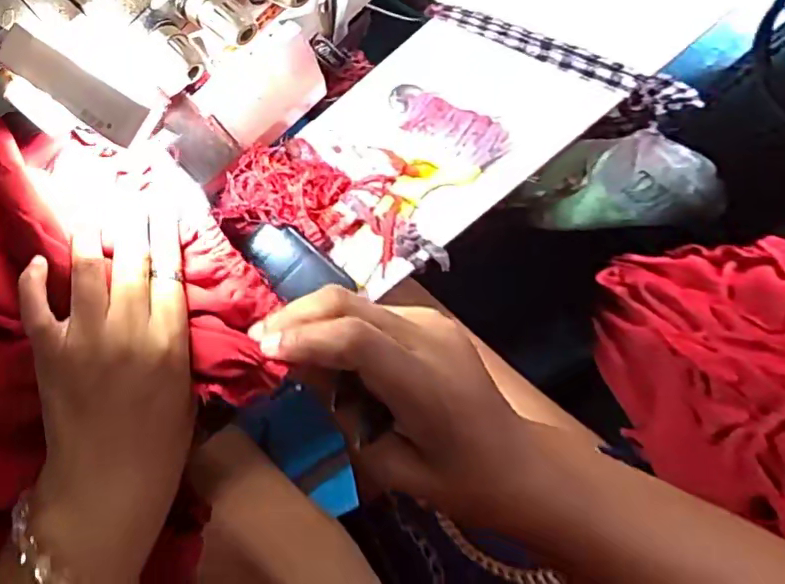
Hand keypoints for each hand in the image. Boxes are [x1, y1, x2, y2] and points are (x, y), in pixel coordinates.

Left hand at [18, 213, 194, 580]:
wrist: (106, 488)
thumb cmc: (158, 445)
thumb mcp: (185, 388)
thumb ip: (178, 337)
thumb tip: (167, 290)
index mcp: (168, 342)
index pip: (169, 270)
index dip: (165, 232)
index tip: (160, 206)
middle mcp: (128, 330)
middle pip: (132, 258)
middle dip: (131, 223)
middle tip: (127, 202)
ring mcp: (84, 338)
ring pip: (87, 268)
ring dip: (88, 237)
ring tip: (90, 219)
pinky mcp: (49, 351)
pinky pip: (37, 304)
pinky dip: (34, 279)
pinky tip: (39, 261)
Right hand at [251, 286, 547, 525]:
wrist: (526, 466)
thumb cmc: (465, 483)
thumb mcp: (398, 471)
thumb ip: (345, 419)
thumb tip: (300, 372)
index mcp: (428, 384)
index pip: (356, 340)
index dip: (306, 338)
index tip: (266, 351)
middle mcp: (429, 338)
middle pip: (348, 304)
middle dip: (296, 315)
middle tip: (258, 337)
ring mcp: (430, 321)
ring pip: (353, 301)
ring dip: (310, 315)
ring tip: (278, 338)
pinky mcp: (426, 318)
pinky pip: (368, 312)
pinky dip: (335, 322)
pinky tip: (319, 343)